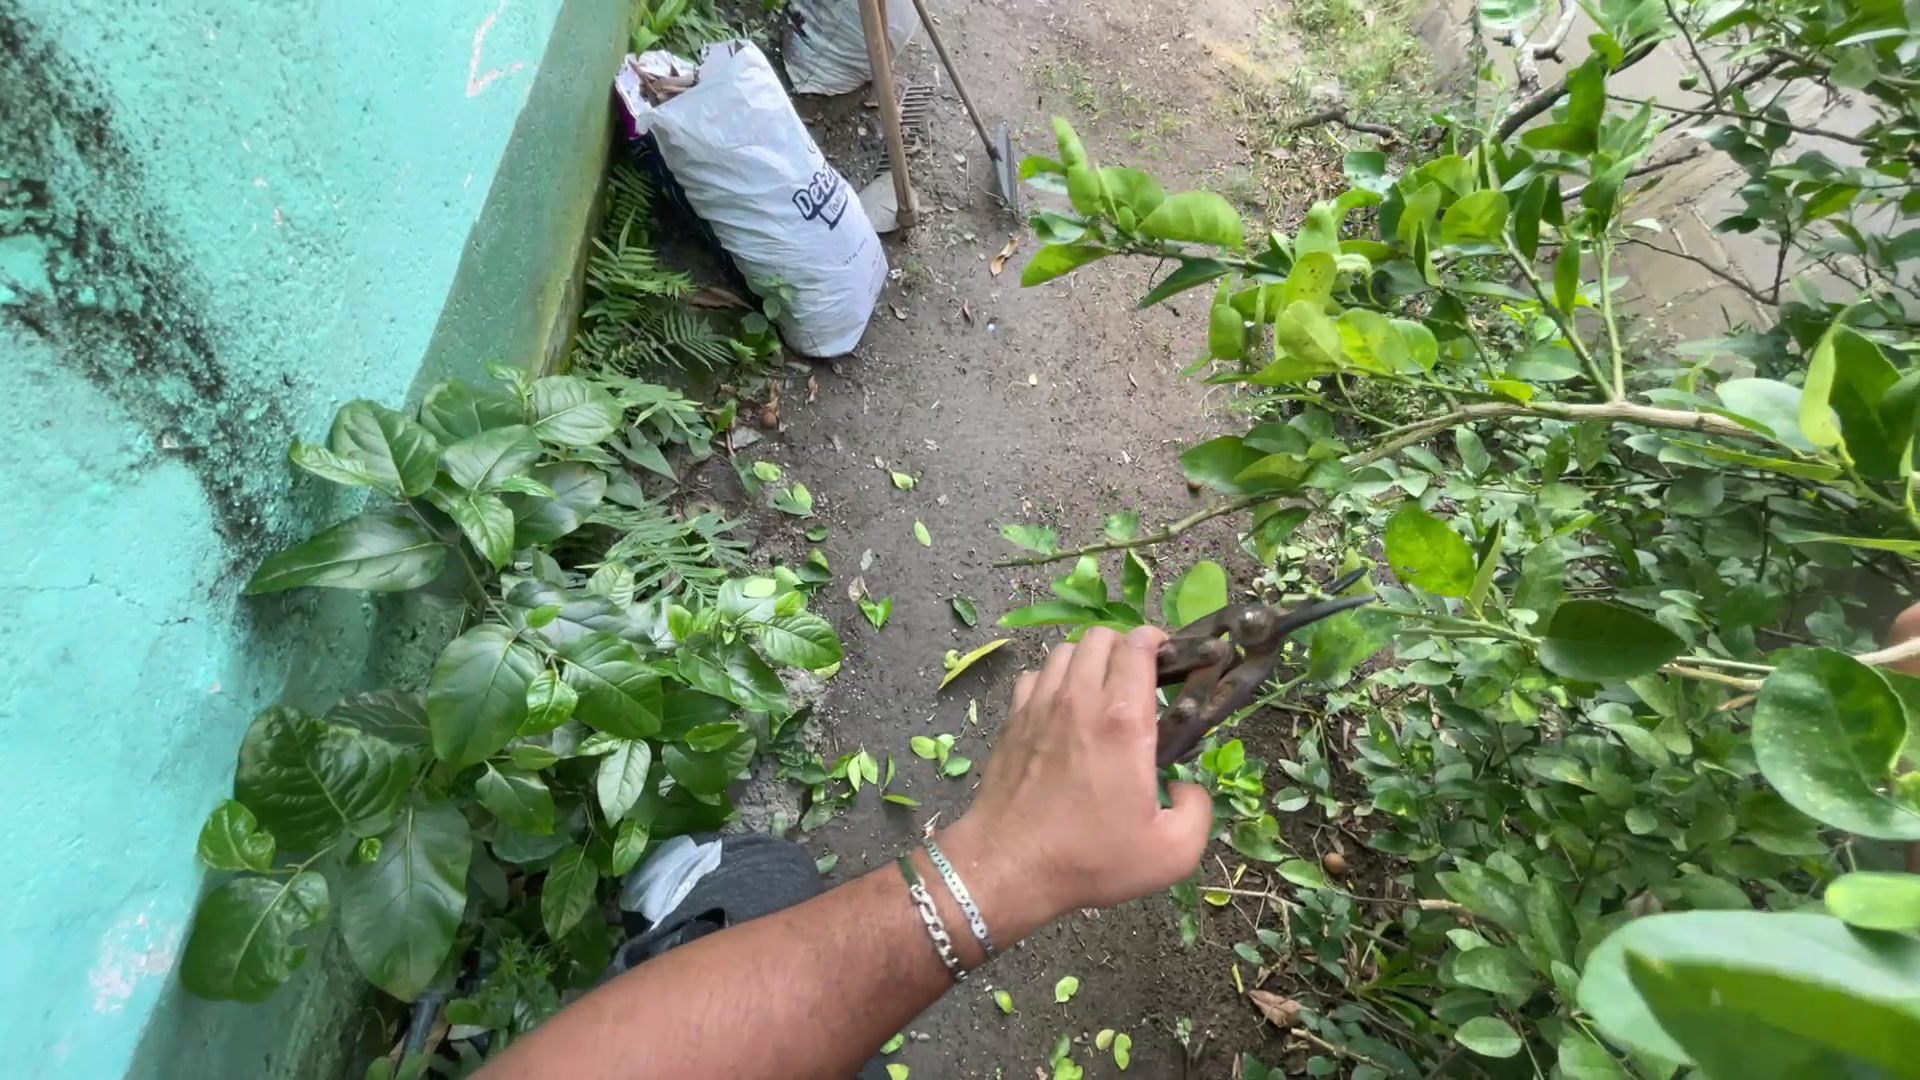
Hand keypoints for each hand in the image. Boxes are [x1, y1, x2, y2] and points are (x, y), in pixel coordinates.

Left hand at [939, 626, 1213, 941]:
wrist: (1010, 863)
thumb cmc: (1091, 857)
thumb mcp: (1172, 851)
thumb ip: (1199, 809)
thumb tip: (1188, 785)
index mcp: (1123, 719)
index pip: (1138, 646)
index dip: (1157, 640)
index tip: (1168, 655)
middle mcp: (1080, 698)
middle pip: (1101, 637)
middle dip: (1125, 646)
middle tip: (1138, 675)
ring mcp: (1040, 703)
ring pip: (1065, 650)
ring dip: (1088, 659)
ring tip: (1100, 687)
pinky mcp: (1014, 717)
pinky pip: (1035, 675)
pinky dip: (1053, 679)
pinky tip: (1062, 706)